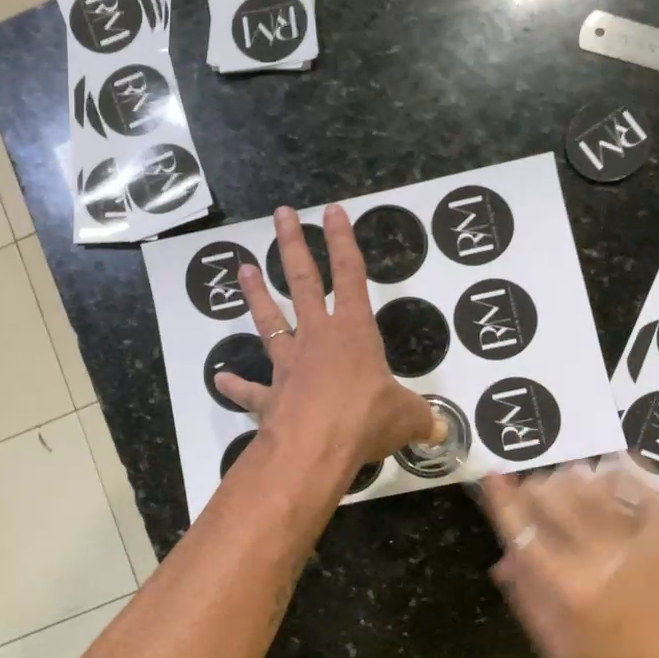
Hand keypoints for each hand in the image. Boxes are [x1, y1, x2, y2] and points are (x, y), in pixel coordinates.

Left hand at [214, 205, 439, 468]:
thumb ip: (419, 417)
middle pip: (302, 282)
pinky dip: (235, 386)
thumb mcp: (406, 417)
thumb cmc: (365, 419)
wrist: (315, 447)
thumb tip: (438, 428)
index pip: (351, 275)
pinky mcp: (269, 397)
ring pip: (269, 322)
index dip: (343, 241)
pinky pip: (250, 390)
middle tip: (280, 214)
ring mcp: (288, 366)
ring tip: (242, 268)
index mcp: (354, 332)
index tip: (332, 210)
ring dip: (256, 295)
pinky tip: (220, 379)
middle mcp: (317, 339)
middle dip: (292, 245)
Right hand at [477, 457, 658, 657]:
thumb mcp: (560, 653)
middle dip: (534, 487)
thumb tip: (503, 562)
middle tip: (528, 492)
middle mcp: (597, 554)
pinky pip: (643, 488)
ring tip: (562, 481)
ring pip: (592, 486)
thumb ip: (529, 603)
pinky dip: (625, 471)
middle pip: (554, 497)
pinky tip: (612, 465)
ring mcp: (634, 540)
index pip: (524, 530)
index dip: (503, 499)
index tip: (492, 475)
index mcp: (567, 587)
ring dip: (571, 478)